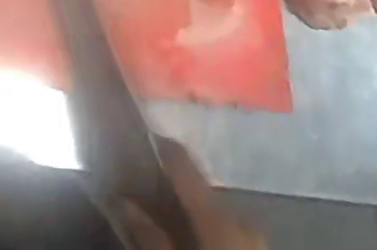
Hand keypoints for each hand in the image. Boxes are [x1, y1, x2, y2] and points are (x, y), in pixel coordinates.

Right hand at [119, 139, 266, 249]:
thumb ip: (150, 238)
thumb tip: (123, 199)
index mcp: (218, 215)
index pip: (184, 163)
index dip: (161, 147)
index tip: (139, 138)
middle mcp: (240, 216)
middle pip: (198, 188)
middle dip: (170, 186)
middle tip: (141, 188)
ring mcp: (254, 238)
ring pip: (212, 211)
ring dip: (188, 210)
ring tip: (161, 215)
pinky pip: (226, 230)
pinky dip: (205, 228)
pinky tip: (188, 239)